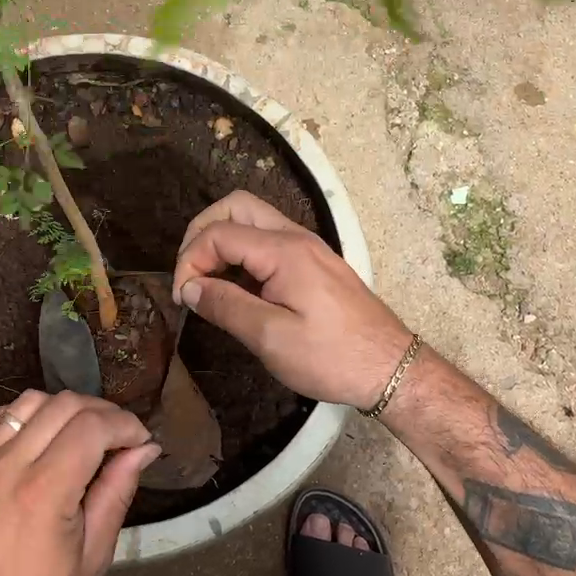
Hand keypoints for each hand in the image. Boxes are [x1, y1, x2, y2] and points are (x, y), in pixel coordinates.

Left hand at [0, 391, 160, 575]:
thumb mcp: (94, 553)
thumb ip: (118, 491)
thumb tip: (145, 449)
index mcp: (43, 492)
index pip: (92, 427)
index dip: (125, 425)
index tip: (141, 441)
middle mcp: (8, 465)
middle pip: (64, 404)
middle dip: (102, 412)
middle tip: (121, 436)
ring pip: (32, 400)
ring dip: (67, 408)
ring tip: (86, 434)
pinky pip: (4, 416)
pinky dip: (32, 416)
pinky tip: (48, 437)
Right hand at [172, 191, 412, 409]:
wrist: (392, 369)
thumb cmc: (331, 357)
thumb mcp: (271, 338)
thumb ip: (226, 306)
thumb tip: (190, 288)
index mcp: (283, 251)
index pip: (218, 233)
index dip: (189, 261)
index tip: (183, 299)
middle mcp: (295, 237)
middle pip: (235, 206)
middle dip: (201, 233)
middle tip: (189, 273)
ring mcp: (308, 248)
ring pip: (252, 219)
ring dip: (221, 241)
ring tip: (207, 281)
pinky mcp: (314, 264)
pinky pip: (267, 240)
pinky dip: (241, 253)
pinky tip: (235, 288)